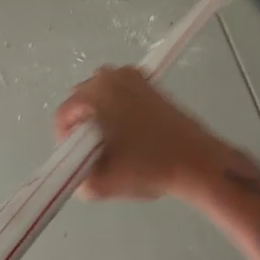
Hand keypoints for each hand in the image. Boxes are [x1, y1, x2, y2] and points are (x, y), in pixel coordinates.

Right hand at [54, 66, 232, 200]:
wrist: (195, 159)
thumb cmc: (147, 167)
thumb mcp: (101, 184)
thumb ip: (76, 178)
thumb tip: (75, 170)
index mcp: (96, 93)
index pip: (64, 114)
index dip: (65, 141)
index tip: (77, 160)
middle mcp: (111, 75)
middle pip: (81, 100)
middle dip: (82, 126)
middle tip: (95, 154)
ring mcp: (133, 76)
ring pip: (102, 95)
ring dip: (100, 116)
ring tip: (114, 145)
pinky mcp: (150, 83)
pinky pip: (121, 92)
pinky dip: (119, 108)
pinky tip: (132, 133)